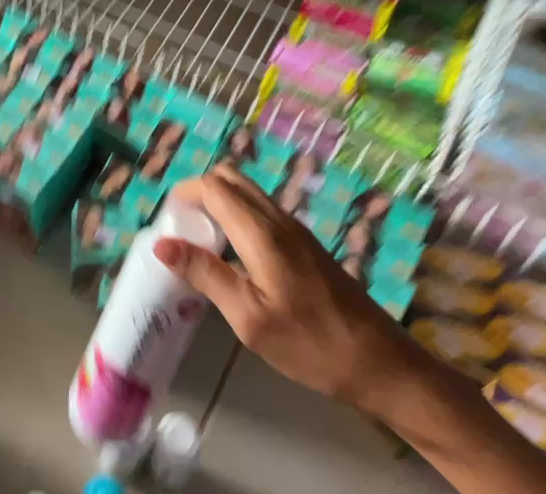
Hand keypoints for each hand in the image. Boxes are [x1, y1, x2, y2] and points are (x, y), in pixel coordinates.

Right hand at [154, 164, 428, 414]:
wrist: (383, 367)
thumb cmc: (311, 345)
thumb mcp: (249, 318)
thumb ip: (206, 275)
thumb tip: (162, 244)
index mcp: (262, 234)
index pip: (213, 187)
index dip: (183, 194)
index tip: (166, 222)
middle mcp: (279, 221)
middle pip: (231, 179)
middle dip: (199, 193)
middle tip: (183, 229)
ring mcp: (297, 231)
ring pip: (248, 193)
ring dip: (219, 204)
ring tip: (203, 244)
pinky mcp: (306, 246)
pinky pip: (262, 212)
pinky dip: (238, 218)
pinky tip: (234, 257)